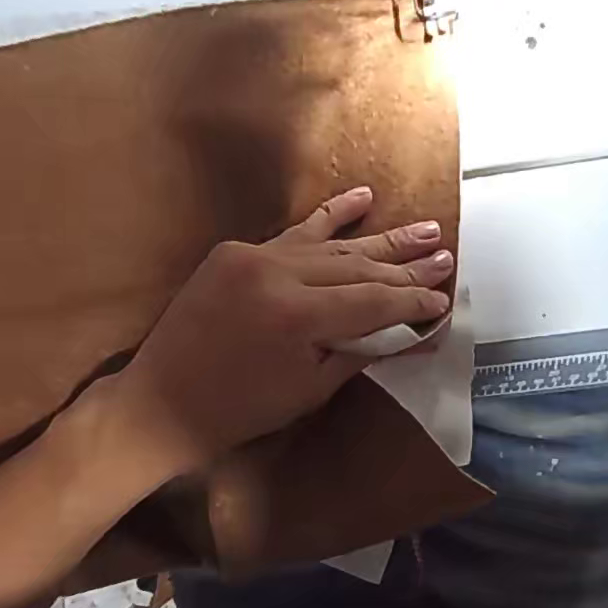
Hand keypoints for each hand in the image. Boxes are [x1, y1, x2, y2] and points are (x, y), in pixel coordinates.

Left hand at [101, 186, 454, 467]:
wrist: (162, 403)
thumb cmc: (242, 410)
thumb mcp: (312, 388)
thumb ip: (363, 350)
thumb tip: (410, 331)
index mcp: (298, 317)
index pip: (374, 302)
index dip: (413, 301)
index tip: (444, 299)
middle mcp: (278, 274)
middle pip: (358, 267)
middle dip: (406, 266)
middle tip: (445, 257)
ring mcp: (253, 256)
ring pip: (332, 247)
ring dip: (381, 239)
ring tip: (424, 229)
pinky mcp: (237, 252)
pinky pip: (295, 234)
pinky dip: (330, 218)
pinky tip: (362, 197)